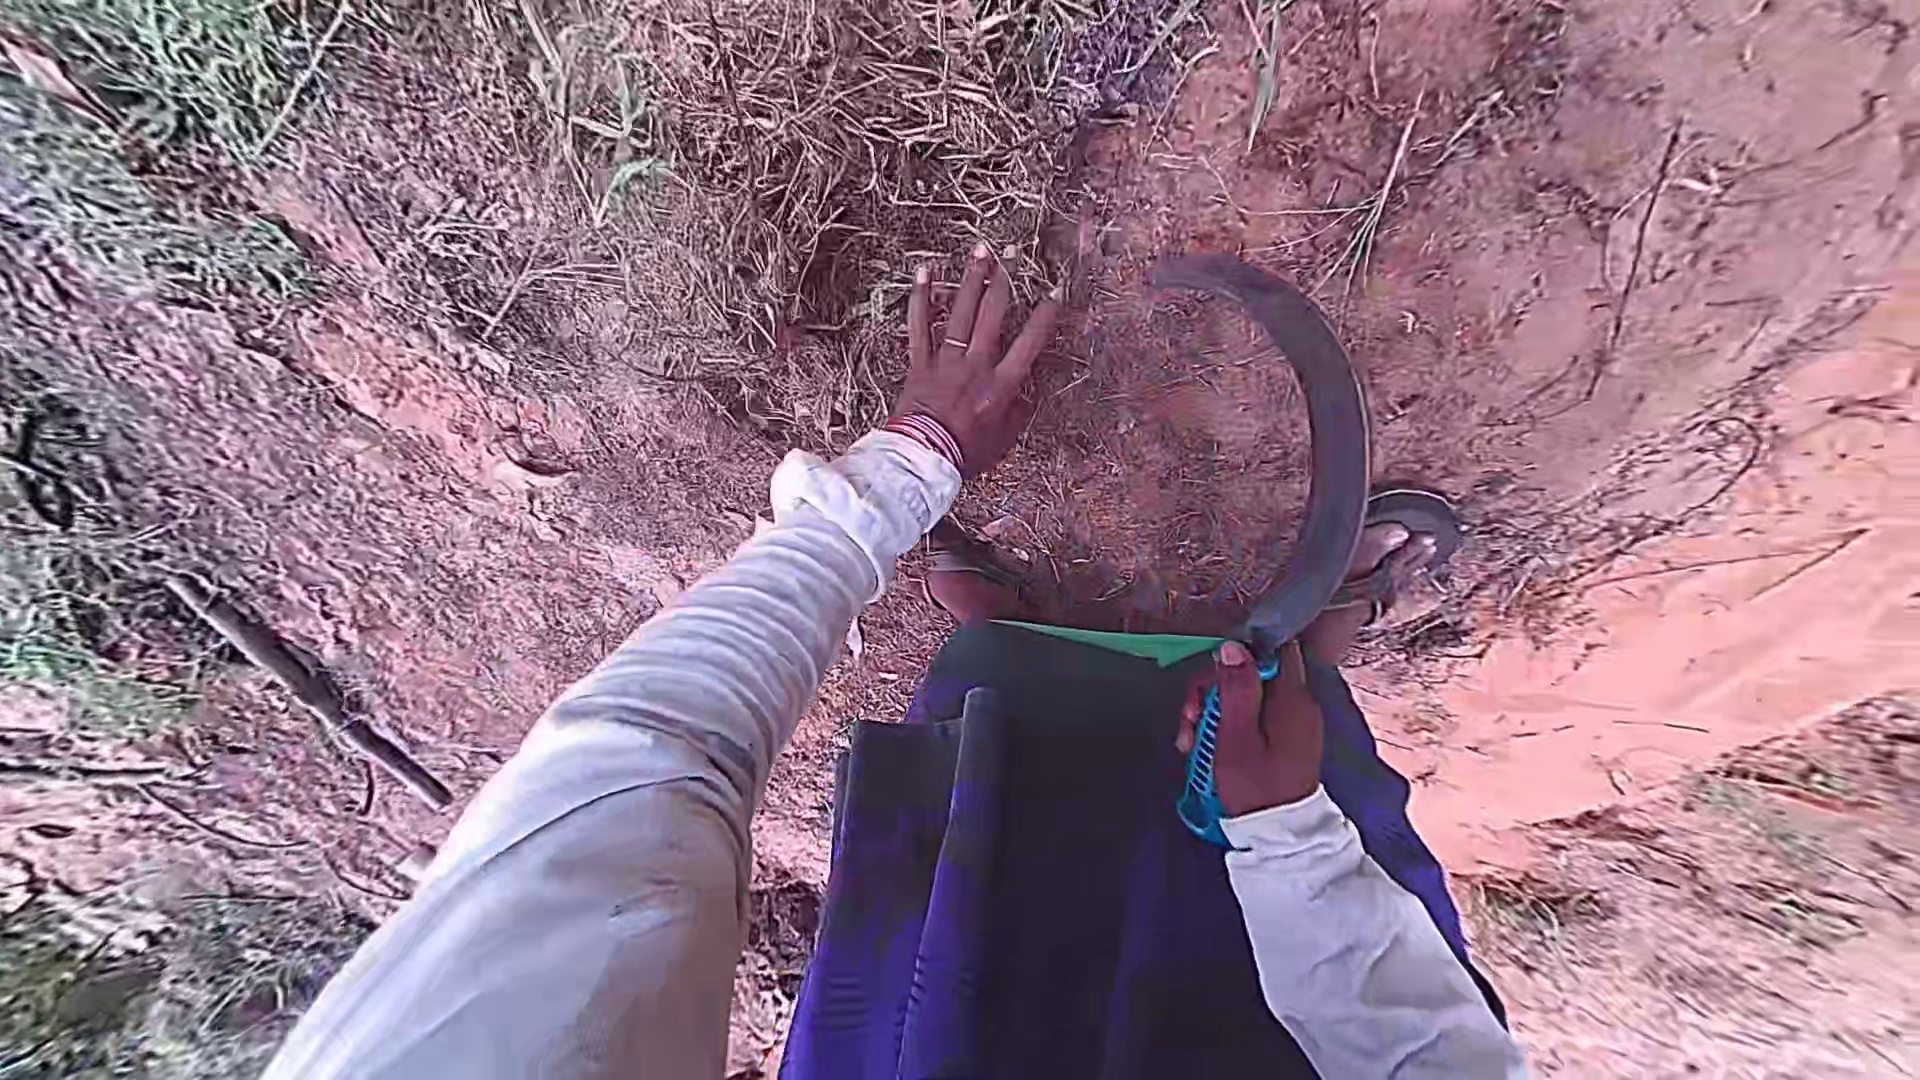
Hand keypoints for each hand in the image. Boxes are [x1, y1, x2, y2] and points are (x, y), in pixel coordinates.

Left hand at [896, 243, 1062, 476]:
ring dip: (972, 279)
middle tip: (1013, 254)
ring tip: (981, 250)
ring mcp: (946, 361)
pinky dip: (921, 298)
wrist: (923, 459)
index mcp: (1001, 385)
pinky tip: (924, 271)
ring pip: (961, 312)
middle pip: (994, 315)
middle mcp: (976, 366)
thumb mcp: (1003, 440)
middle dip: (1005, 281)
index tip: (1055, 293)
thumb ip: (1017, 414)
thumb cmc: (965, 455)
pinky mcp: (920, 363)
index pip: (1030, 343)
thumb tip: (1026, 396)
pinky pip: (919, 325)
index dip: (1045, 316)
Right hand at [1176, 640, 1323, 814]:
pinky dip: (1224, 724)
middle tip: (1190, 717)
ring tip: (1189, 739)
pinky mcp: (1281, 738)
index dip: (1242, 650)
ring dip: (1211, 709)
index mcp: (1292, 698)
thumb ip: (1236, 689)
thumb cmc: (1255, 786)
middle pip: (1250, 672)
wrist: (1279, 838)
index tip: (1213, 671)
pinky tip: (1204, 744)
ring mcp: (1291, 721)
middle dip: (1212, 688)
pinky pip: (1249, 715)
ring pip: (1244, 694)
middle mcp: (1297, 703)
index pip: (1274, 649)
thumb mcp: (1237, 736)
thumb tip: (1232, 646)